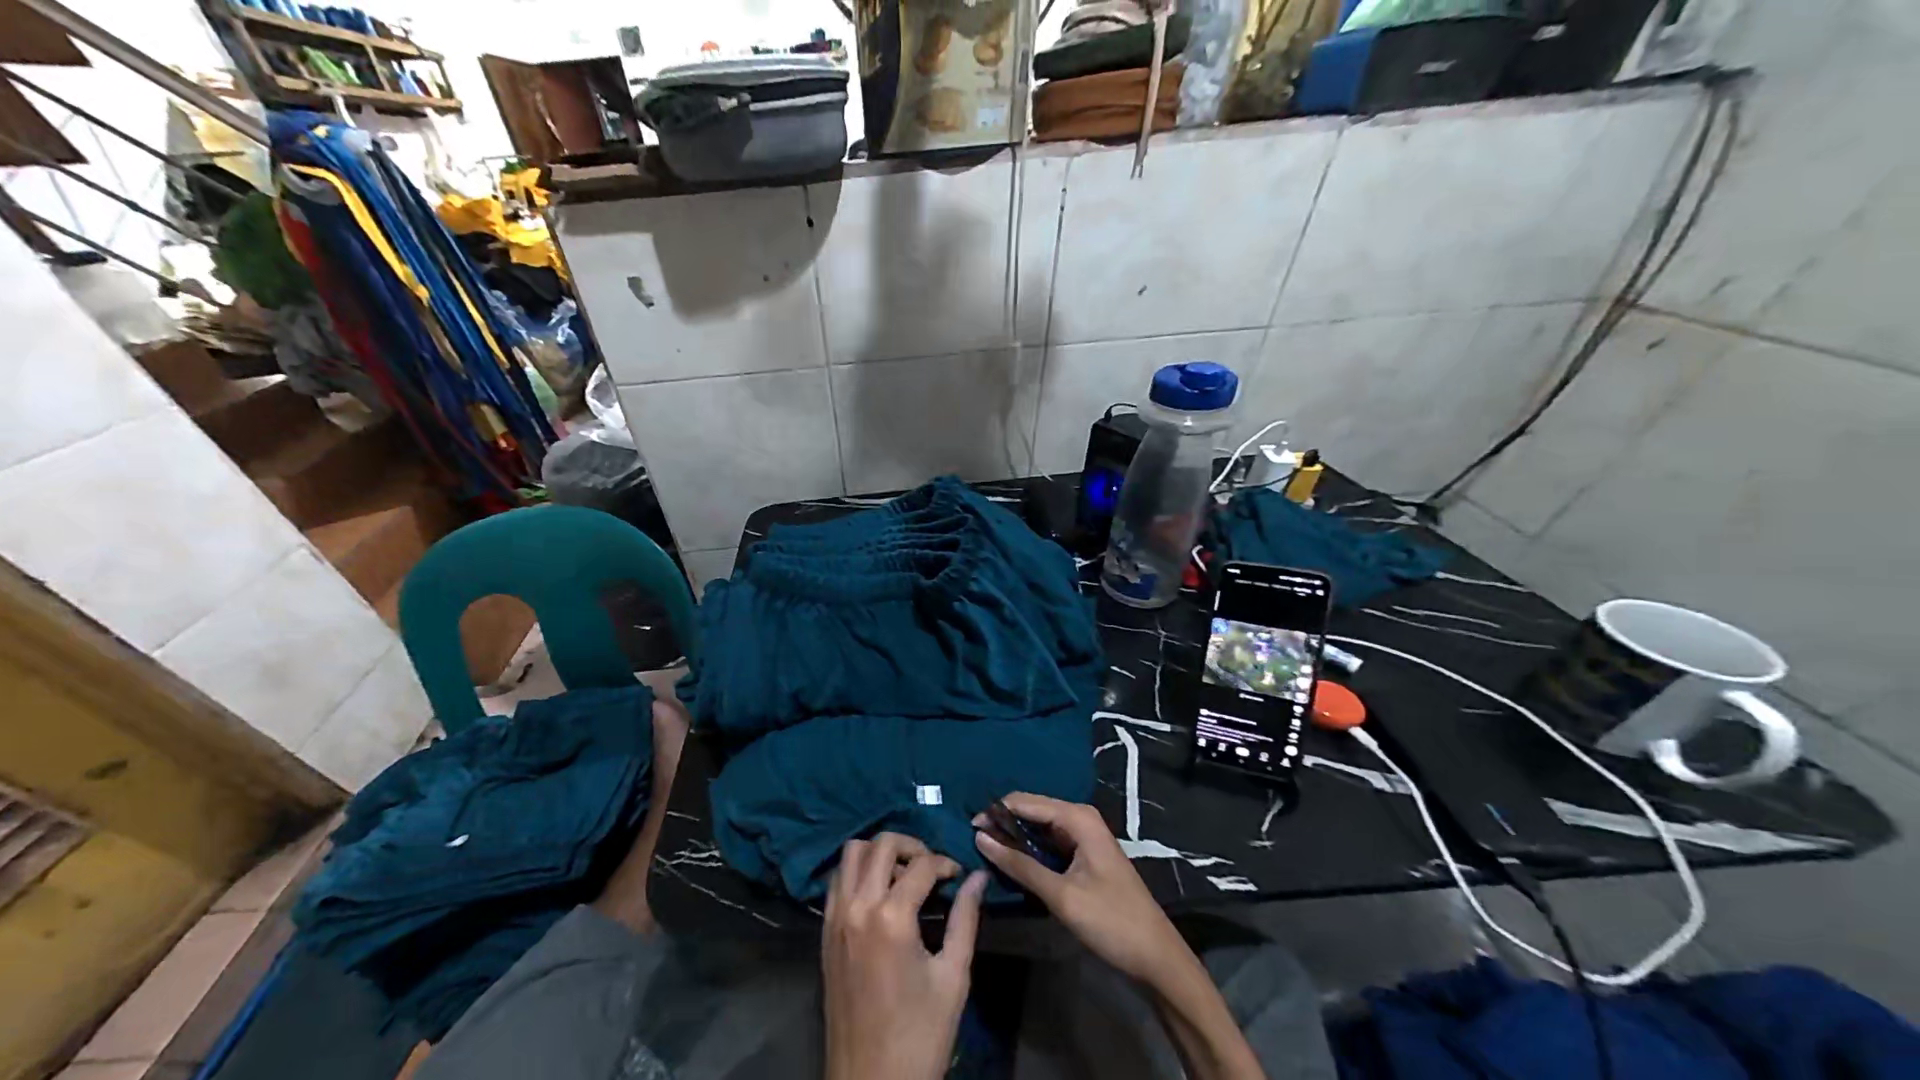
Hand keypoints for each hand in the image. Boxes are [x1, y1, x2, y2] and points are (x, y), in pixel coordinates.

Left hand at [823, 833, 988, 1079]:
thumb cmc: (920, 1034)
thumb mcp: (953, 976)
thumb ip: (965, 918)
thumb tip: (978, 878)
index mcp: (891, 918)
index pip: (922, 864)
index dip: (946, 864)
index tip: (959, 876)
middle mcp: (857, 908)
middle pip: (881, 844)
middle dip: (912, 845)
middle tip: (932, 867)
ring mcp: (835, 919)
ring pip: (852, 854)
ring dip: (880, 853)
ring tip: (904, 874)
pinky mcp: (824, 933)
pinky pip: (837, 881)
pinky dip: (858, 872)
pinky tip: (879, 892)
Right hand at [976, 796, 1266, 1079]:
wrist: (1155, 955)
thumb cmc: (1110, 921)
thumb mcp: (1061, 895)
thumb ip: (1020, 864)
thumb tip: (980, 837)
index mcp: (1077, 818)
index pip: (1024, 801)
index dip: (994, 812)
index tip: (967, 830)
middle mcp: (1080, 818)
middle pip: (1031, 810)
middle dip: (1002, 823)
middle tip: (971, 843)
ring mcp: (1083, 836)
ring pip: (1037, 827)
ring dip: (1013, 837)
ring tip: (983, 852)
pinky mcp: (1083, 854)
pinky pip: (1048, 842)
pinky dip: (1028, 850)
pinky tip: (1010, 862)